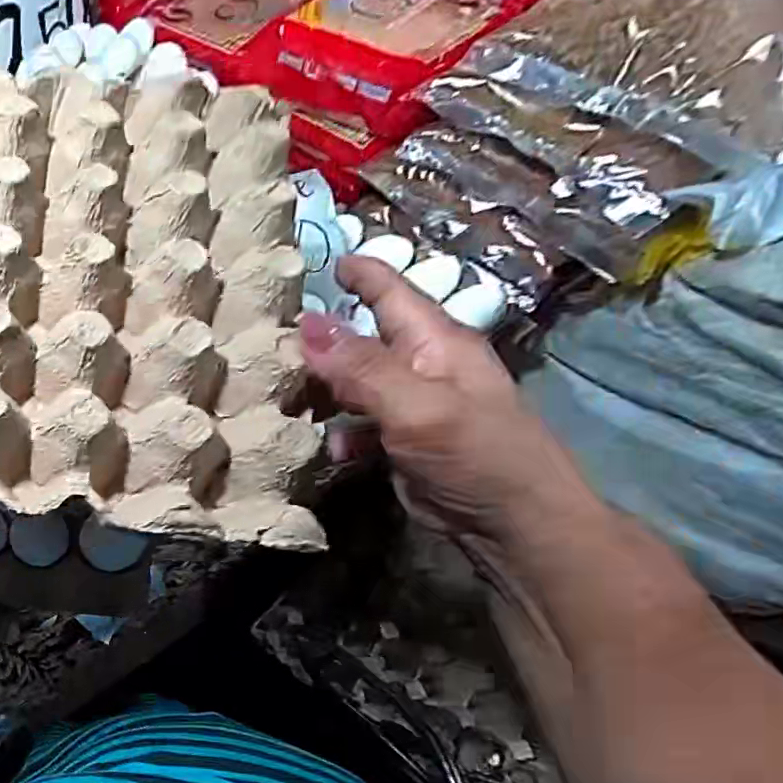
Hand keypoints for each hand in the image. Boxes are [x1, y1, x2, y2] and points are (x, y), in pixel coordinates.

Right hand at [300, 256, 596, 550]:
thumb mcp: (418, 406)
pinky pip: (352, 423)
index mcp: (435, 344)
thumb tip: (305, 325)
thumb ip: (361, 367)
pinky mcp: (397, 440)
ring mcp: (408, 405)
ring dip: (318, 388)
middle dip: (321, 337)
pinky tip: (325, 447)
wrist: (513, 524)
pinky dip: (334, 430)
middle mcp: (420, 367)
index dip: (362, 273)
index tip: (324, 258)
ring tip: (279, 395)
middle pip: (362, 339)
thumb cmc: (478, 455)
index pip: (394, 295)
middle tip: (269, 335)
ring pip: (349, 383)